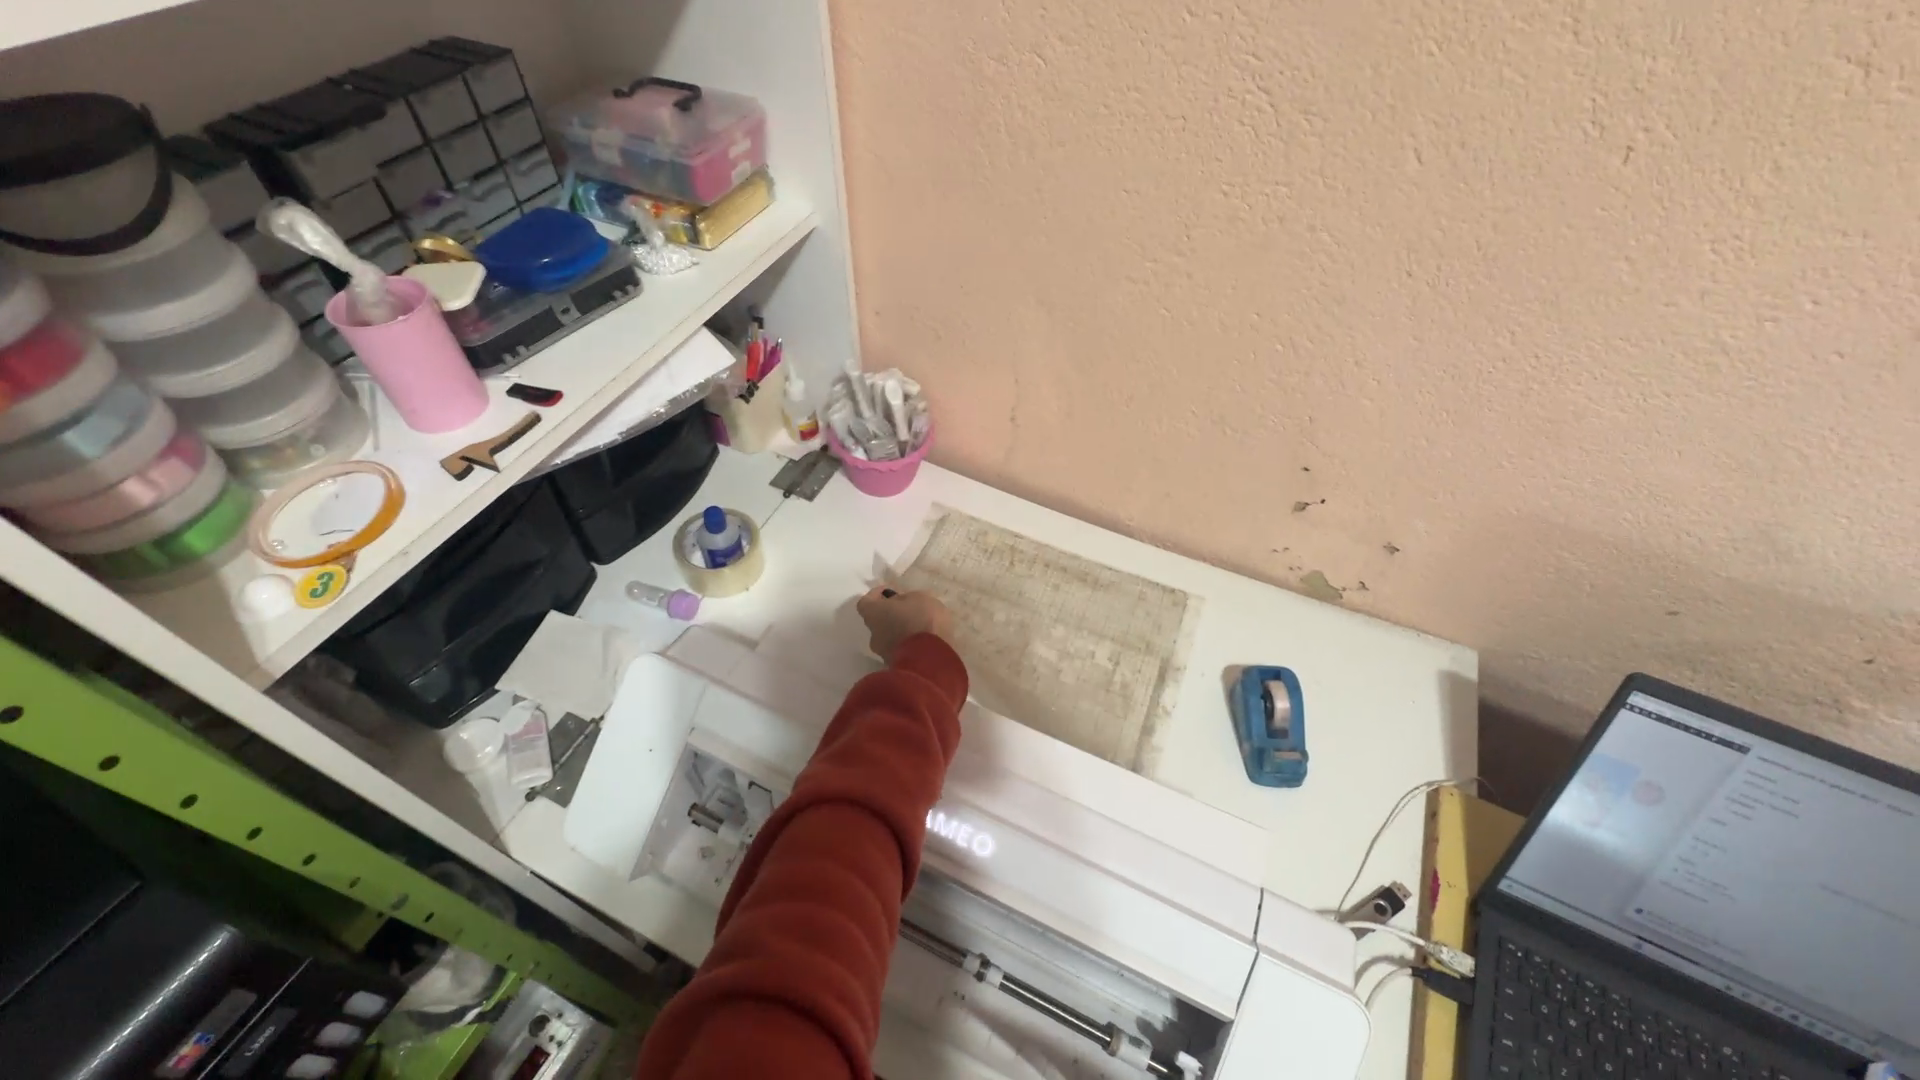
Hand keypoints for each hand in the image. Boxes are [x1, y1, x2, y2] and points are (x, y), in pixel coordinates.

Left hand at [857, 587, 952, 661]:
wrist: (931, 661)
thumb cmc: (922, 621)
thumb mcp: (919, 598)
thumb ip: (906, 599)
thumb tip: (898, 602)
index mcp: (873, 614)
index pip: (866, 602)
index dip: (876, 596)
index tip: (888, 592)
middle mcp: (873, 635)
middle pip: (877, 622)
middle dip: (890, 617)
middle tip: (907, 611)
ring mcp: (884, 655)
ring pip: (890, 639)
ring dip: (900, 633)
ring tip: (920, 629)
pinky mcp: (898, 669)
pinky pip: (902, 653)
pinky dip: (910, 647)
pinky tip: (925, 643)